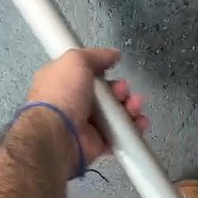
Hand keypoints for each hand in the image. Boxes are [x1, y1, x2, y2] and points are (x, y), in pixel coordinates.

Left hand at [24, 47, 148, 169]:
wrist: (58, 133)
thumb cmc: (62, 93)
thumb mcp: (76, 61)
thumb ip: (96, 55)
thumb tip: (113, 55)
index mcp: (64, 82)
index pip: (89, 74)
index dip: (104, 71)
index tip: (113, 69)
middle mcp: (75, 103)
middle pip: (107, 94)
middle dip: (121, 90)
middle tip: (123, 91)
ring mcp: (87, 124)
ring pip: (116, 114)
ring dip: (130, 107)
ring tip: (134, 106)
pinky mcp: (98, 143)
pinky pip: (120, 135)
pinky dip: (132, 129)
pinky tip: (139, 122)